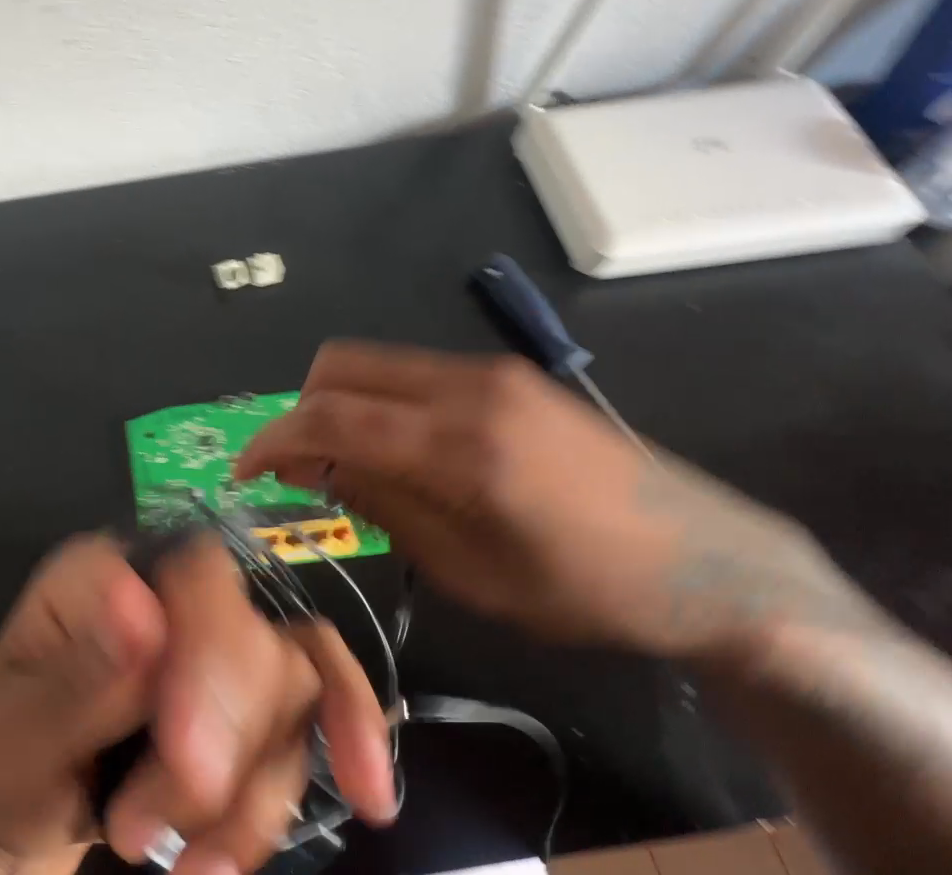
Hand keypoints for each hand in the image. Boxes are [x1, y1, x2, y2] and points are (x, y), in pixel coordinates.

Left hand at [0, 533, 393, 874]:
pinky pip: (327, 702)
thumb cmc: (14, 761)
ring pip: (295, 690)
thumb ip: (77, 678)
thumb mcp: (19, 734)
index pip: (194, 575)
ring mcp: (226, 638)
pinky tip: (368, 796)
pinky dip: (352, 739)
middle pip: (254, 638)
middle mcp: (177, 590)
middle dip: (220, 753)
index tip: (187, 758)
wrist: (34, 810)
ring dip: (251, 795)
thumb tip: (140, 606)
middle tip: (140, 831)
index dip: (209, 656)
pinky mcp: (264, 694)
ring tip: (183, 862)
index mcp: (109, 571)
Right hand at [235, 342, 868, 662]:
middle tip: (299, 470)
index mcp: (461, 447)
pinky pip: (413, 371)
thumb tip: (317, 467)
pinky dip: (380, 400)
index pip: (332, 417)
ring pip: (374, 361)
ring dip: (339, 403)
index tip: (244, 473)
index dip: (273, 440)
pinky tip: (399, 450)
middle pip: (341, 364)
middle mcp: (469, 388)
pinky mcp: (508, 374)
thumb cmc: (586, 591)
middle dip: (301, 411)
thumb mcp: (471, 573)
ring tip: (347, 464)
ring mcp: (492, 372)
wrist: (707, 560)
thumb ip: (386, 507)